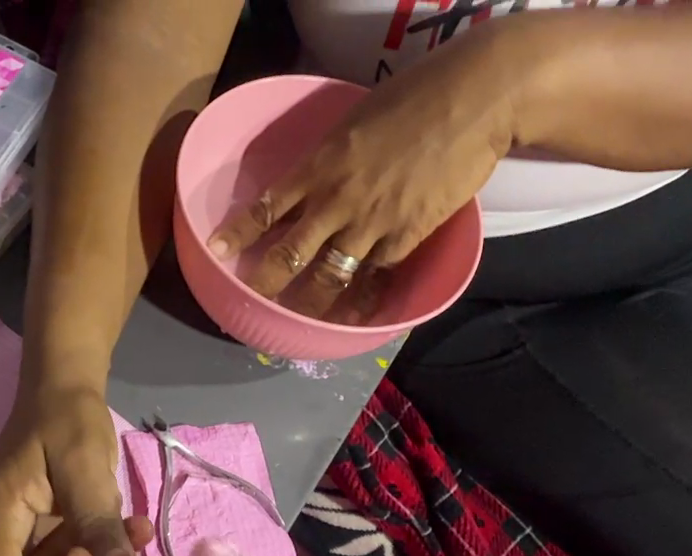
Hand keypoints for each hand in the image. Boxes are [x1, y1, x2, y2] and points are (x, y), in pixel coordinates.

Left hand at [208, 41, 515, 320]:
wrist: (478, 97)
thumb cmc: (414, 97)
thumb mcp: (353, 123)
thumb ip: (327, 160)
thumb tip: (308, 186)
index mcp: (318, 167)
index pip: (265, 208)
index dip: (236, 234)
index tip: (214, 252)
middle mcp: (335, 202)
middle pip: (288, 257)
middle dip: (265, 285)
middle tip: (251, 303)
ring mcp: (369, 225)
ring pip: (328, 279)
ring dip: (310, 305)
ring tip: (299, 322)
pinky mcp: (404, 239)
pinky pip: (374, 280)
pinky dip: (362, 302)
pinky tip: (354, 318)